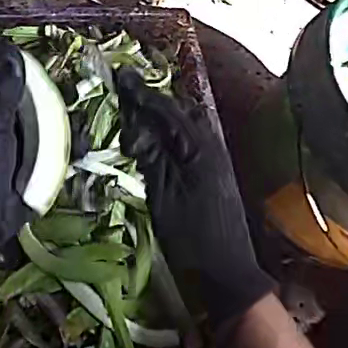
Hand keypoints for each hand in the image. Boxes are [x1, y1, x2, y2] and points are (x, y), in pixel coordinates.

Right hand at [116, 69, 273, 333]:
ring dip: (161, 116)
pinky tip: (154, 141)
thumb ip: (151, 155)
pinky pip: (189, 140)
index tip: (120, 75)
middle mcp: (211, 144)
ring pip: (185, 124)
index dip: (141, 93)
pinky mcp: (214, 172)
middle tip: (124, 95)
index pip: (165, 109)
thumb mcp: (162, 195)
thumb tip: (135, 126)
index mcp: (199, 146)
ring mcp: (215, 158)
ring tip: (135, 116)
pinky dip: (170, 133)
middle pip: (179, 111)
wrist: (226, 272)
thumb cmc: (191, 237)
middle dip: (152, 101)